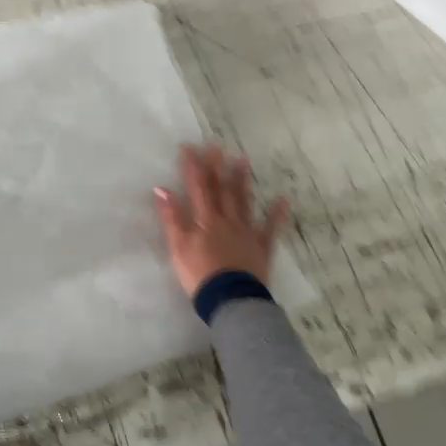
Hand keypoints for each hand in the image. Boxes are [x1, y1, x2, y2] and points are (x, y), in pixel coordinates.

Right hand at [153, 142, 290, 296]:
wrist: (231, 300)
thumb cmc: (199, 274)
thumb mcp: (178, 246)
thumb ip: (171, 217)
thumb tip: (162, 189)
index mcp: (205, 219)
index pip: (197, 186)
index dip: (193, 165)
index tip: (190, 146)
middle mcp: (226, 219)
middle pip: (221, 189)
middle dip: (218, 166)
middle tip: (218, 145)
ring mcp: (246, 232)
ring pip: (244, 202)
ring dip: (242, 180)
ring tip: (243, 160)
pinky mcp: (261, 247)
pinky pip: (270, 228)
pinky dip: (277, 214)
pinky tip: (283, 199)